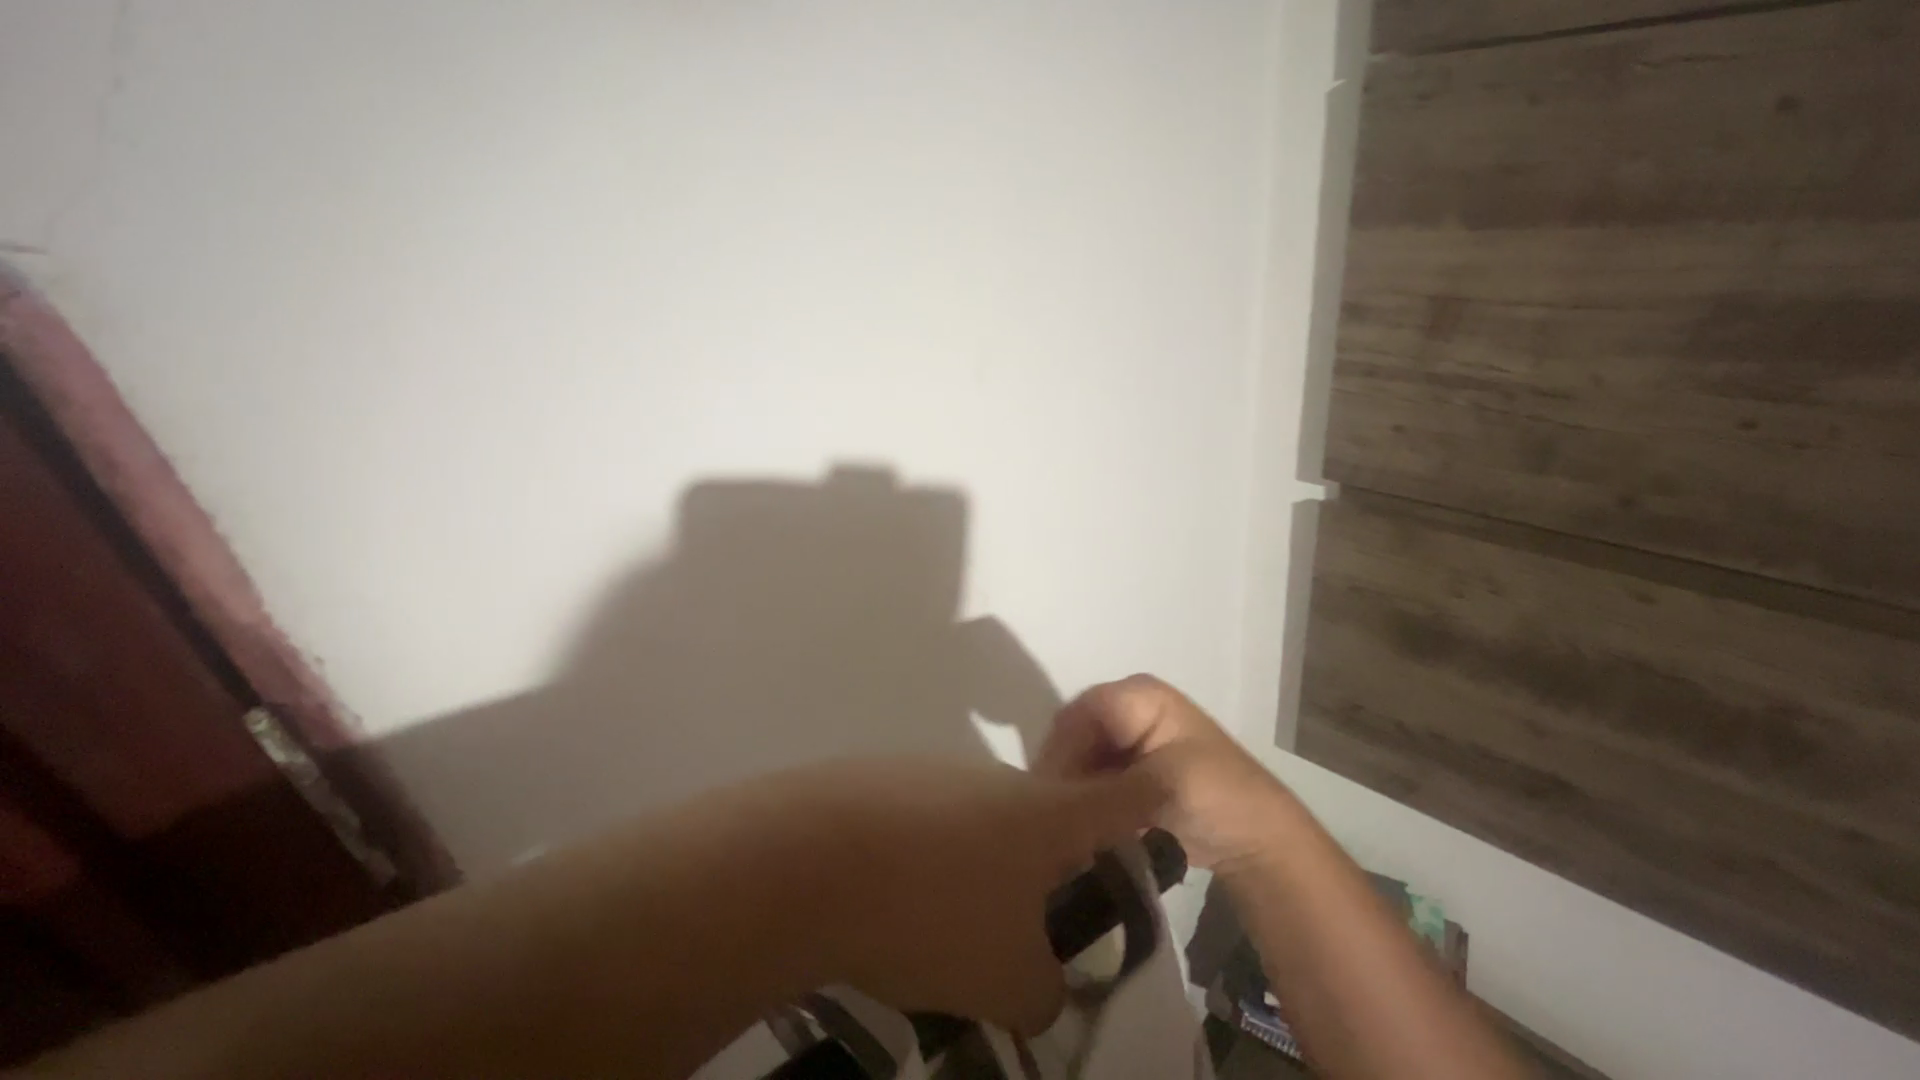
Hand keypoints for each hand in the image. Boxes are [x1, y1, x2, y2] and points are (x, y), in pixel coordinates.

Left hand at [786, 757, 1162, 1034]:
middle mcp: (991, 779)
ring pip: (972, 823)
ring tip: (937, 924)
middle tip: (1021, 924)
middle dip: (1042, 866)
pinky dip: (916, 858)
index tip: (1163, 802)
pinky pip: (916, 823)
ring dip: (972, 866)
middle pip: (1038, 817)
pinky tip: (882, 899)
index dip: (1148, 803)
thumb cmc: (932, 916)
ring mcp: (928, 772)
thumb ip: (1045, 993)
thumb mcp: (1007, 982)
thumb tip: (1043, 992)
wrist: (803, 864)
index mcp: (1043, 815)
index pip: (1119, 800)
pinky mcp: (871, 780)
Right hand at [1036, 675, 1298, 871]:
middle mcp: (1129, 705)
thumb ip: (1099, 791)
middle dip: (1065, 776)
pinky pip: (1094, 777)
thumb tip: (1048, 807)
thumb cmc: (1215, 802)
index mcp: (1137, 694)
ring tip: (1073, 828)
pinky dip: (1089, 801)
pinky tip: (1090, 827)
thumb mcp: (1154, 791)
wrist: (1260, 839)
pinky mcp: (1133, 766)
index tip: (1053, 800)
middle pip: (1073, 737)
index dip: (1060, 756)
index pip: (1074, 717)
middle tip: (1059, 820)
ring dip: (1076, 793)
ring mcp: (1131, 735)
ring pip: (1079, 760)